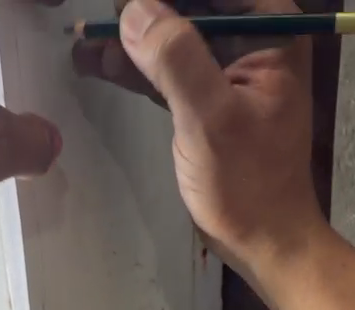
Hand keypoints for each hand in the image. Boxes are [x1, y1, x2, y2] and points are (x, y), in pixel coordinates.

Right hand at [74, 0, 323, 271]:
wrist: (263, 241)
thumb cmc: (249, 184)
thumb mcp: (212, 118)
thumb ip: (176, 59)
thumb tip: (134, 8)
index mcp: (270, 28)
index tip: (122, 3)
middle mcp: (251, 38)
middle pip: (188, 7)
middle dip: (142, 11)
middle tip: (95, 18)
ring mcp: (226, 70)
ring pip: (171, 37)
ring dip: (129, 38)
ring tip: (84, 38)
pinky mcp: (204, 100)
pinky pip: (165, 71)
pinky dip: (134, 68)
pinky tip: (97, 61)